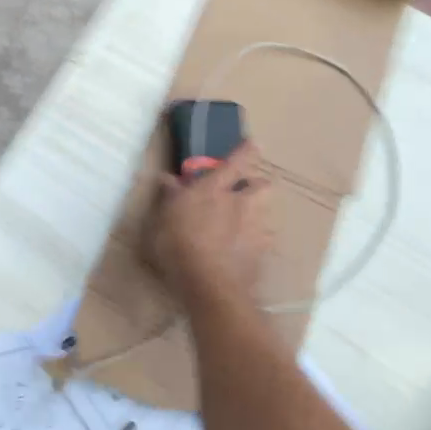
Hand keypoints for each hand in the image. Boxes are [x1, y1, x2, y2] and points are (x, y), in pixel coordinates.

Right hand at [144, 142, 272, 307]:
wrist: (210, 286)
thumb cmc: (179, 245)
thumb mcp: (163, 218)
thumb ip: (169, 196)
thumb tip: (167, 177)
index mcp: (214, 189)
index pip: (235, 162)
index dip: (246, 151)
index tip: (253, 143)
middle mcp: (242, 204)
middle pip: (263, 186)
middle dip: (257, 186)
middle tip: (242, 194)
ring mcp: (256, 229)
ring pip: (267, 213)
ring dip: (257, 214)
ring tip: (242, 225)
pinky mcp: (263, 254)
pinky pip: (263, 239)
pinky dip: (255, 241)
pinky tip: (243, 250)